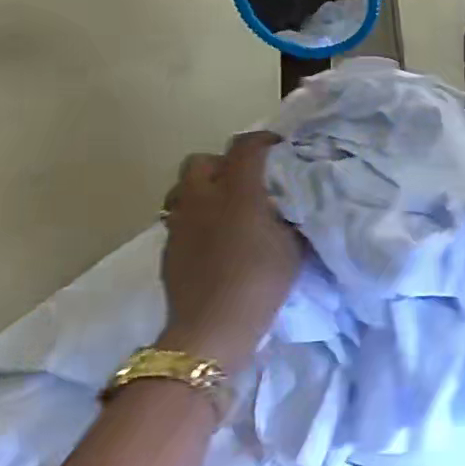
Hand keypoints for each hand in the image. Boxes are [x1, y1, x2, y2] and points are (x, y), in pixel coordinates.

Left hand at [157, 132, 302, 372]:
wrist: (215, 324)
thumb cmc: (265, 278)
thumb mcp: (295, 241)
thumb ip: (291, 211)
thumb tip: (292, 197)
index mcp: (238, 192)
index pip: (245, 148)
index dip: (263, 141)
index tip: (281, 148)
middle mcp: (203, 198)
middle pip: (201, 161)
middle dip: (224, 163)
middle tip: (250, 179)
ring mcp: (179, 222)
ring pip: (183, 187)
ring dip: (205, 188)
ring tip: (228, 205)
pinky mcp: (169, 245)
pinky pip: (180, 214)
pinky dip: (198, 214)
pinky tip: (217, 235)